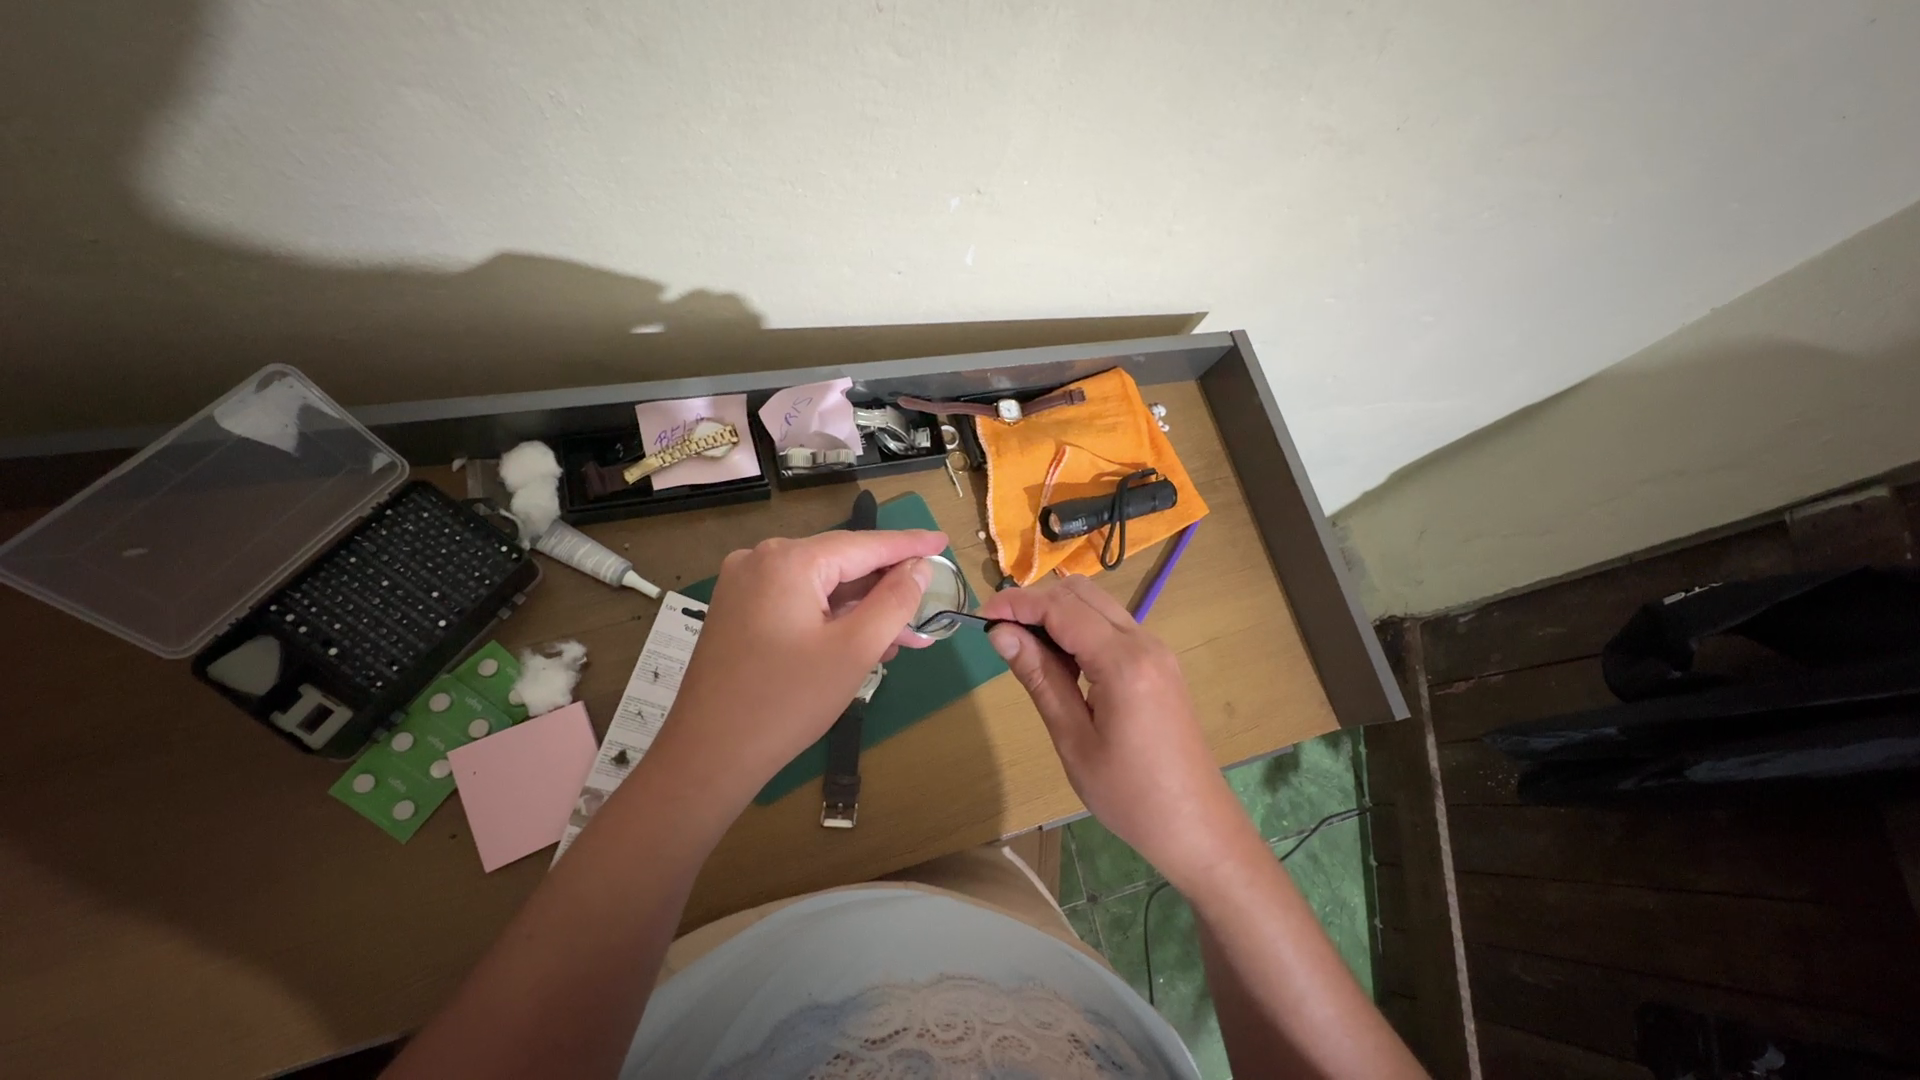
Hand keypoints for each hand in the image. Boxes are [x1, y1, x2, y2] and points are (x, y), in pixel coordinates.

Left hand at [649, 529, 947, 801]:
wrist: (708, 755)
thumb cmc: (787, 703)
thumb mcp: (854, 650)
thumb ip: (894, 601)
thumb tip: (918, 567)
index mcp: (788, 560)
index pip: (864, 544)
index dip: (909, 545)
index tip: (943, 541)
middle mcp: (760, 560)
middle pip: (840, 563)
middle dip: (886, 588)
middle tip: (928, 608)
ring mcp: (743, 586)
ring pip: (820, 587)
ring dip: (861, 610)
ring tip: (902, 639)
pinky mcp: (737, 612)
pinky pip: (797, 602)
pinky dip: (831, 618)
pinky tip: (859, 643)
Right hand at [978, 576, 1259, 890]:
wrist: (1196, 826)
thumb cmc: (1129, 794)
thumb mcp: (1073, 739)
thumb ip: (1039, 678)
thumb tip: (1001, 634)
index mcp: (1123, 662)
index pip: (1061, 608)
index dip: (1017, 604)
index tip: (980, 616)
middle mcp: (1145, 643)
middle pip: (1081, 593)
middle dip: (1036, 602)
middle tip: (1000, 634)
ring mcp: (1157, 651)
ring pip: (1099, 605)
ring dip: (1058, 614)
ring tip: (1026, 650)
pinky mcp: (1160, 664)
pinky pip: (1113, 627)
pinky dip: (1081, 629)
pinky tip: (1062, 663)